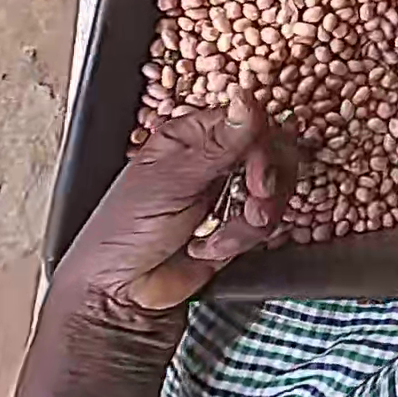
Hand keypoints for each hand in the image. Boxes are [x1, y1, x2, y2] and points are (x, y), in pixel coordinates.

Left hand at [49, 89, 295, 341]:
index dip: (262, 146)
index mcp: (194, 136)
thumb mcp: (172, 182)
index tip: (259, 174)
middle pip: (272, 151)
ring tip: (224, 236)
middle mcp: (217, 157)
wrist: (120, 297)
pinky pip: (268, 217)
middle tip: (253, 205)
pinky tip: (213, 247)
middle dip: (267, 183)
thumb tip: (246, 98)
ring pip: (276, 185)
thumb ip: (218, 144)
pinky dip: (246, 236)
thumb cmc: (126, 232)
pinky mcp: (240, 221)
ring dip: (257, 214)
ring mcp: (230, 189)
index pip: (249, 122)